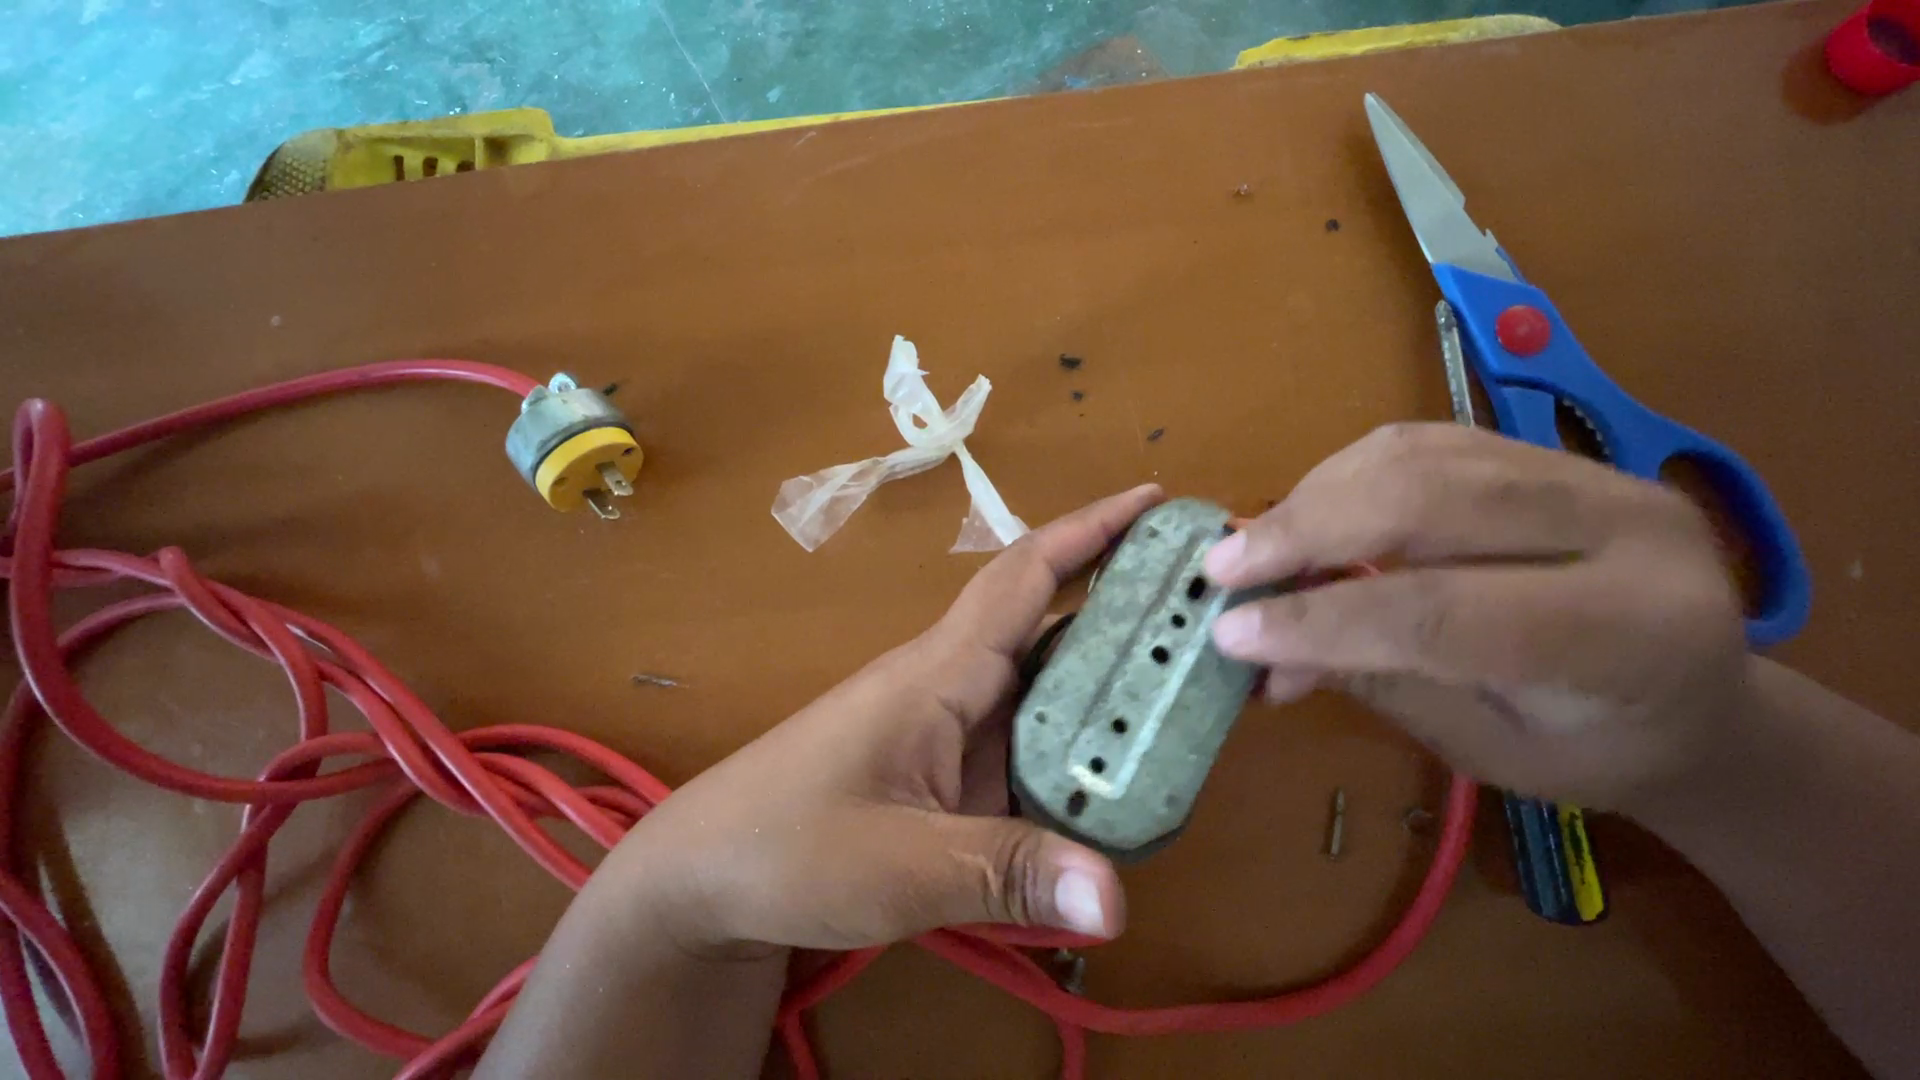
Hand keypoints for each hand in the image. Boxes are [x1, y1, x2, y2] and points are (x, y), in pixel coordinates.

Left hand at [603, 485, 1163, 954]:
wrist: (703, 879)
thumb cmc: (785, 846)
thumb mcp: (899, 864)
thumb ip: (1006, 873)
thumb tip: (1121, 899)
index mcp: (939, 672)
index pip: (1025, 576)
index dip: (1090, 531)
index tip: (1157, 502)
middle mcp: (953, 686)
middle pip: (1052, 629)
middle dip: (1127, 609)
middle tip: (1211, 612)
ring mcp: (951, 731)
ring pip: (1046, 690)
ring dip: (1110, 683)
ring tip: (1194, 688)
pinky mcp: (948, 776)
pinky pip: (1029, 746)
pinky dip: (1079, 748)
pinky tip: (1122, 776)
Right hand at [1203, 423, 1748, 812]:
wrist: (1691, 698)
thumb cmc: (1591, 749)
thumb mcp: (1487, 747)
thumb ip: (1377, 682)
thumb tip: (1258, 654)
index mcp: (1634, 634)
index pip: (1443, 612)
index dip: (1323, 619)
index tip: (1230, 632)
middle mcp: (1627, 529)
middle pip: (1429, 500)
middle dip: (1307, 530)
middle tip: (1222, 568)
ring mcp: (1589, 472)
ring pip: (1417, 455)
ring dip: (1316, 497)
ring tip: (1257, 547)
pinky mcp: (1545, 451)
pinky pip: (1422, 442)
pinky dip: (1345, 476)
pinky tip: (1308, 515)